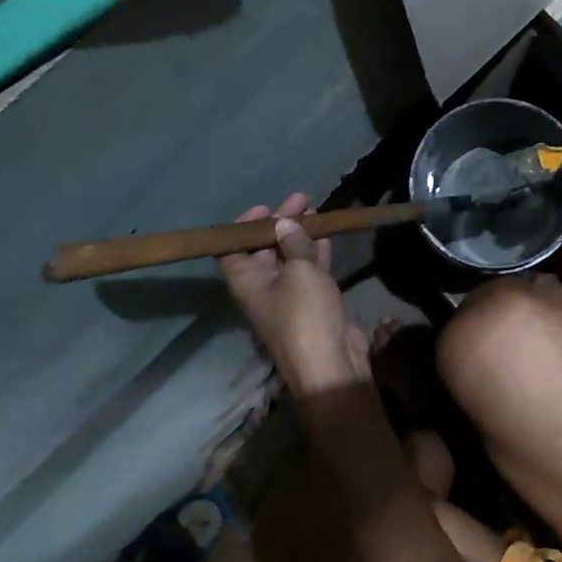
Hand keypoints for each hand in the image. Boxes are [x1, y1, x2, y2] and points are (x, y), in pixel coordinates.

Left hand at [218, 192, 368, 393]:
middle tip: (301, 200)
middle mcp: (263, 286)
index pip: (232, 248)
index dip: (244, 226)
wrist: (330, 360)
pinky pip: (311, 269)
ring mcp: (289, 294)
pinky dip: (317, 250)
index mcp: (246, 281)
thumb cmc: (305, 314)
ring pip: (291, 257)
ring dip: (301, 235)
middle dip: (281, 224)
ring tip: (315, 210)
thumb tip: (285, 223)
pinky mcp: (313, 300)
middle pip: (264, 249)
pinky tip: (327, 234)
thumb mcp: (300, 272)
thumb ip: (294, 244)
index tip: (266, 208)